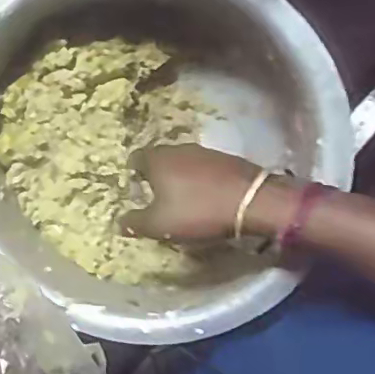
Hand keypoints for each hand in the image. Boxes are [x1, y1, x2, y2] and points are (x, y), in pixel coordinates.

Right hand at [120, 144, 270, 242]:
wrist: (255, 202)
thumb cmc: (198, 210)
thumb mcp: (159, 224)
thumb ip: (134, 223)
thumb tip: (119, 222)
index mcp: (156, 159)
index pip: (135, 159)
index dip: (133, 175)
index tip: (137, 192)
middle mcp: (178, 149)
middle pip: (159, 159)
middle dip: (157, 175)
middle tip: (159, 197)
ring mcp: (206, 152)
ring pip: (184, 162)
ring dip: (182, 177)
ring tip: (186, 198)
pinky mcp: (229, 159)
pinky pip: (206, 168)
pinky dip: (203, 179)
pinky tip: (209, 196)